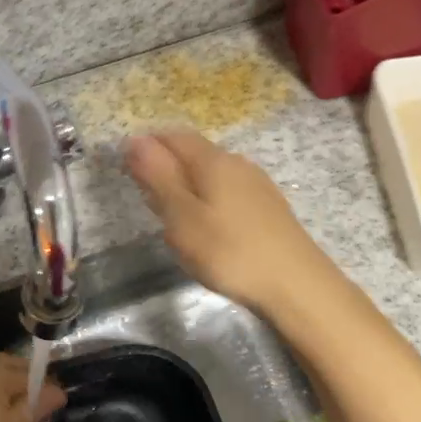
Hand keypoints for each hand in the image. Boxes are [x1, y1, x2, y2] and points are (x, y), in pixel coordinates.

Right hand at [124, 130, 332, 312]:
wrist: (294, 284)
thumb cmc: (229, 252)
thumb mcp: (182, 217)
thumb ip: (159, 178)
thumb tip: (135, 139)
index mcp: (213, 162)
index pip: (174, 137)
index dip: (147, 146)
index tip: (126, 171)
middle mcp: (237, 164)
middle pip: (194, 154)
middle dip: (166, 168)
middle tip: (146, 199)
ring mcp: (256, 186)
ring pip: (211, 175)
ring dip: (186, 187)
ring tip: (171, 219)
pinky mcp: (267, 209)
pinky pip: (227, 194)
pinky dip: (207, 203)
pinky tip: (205, 230)